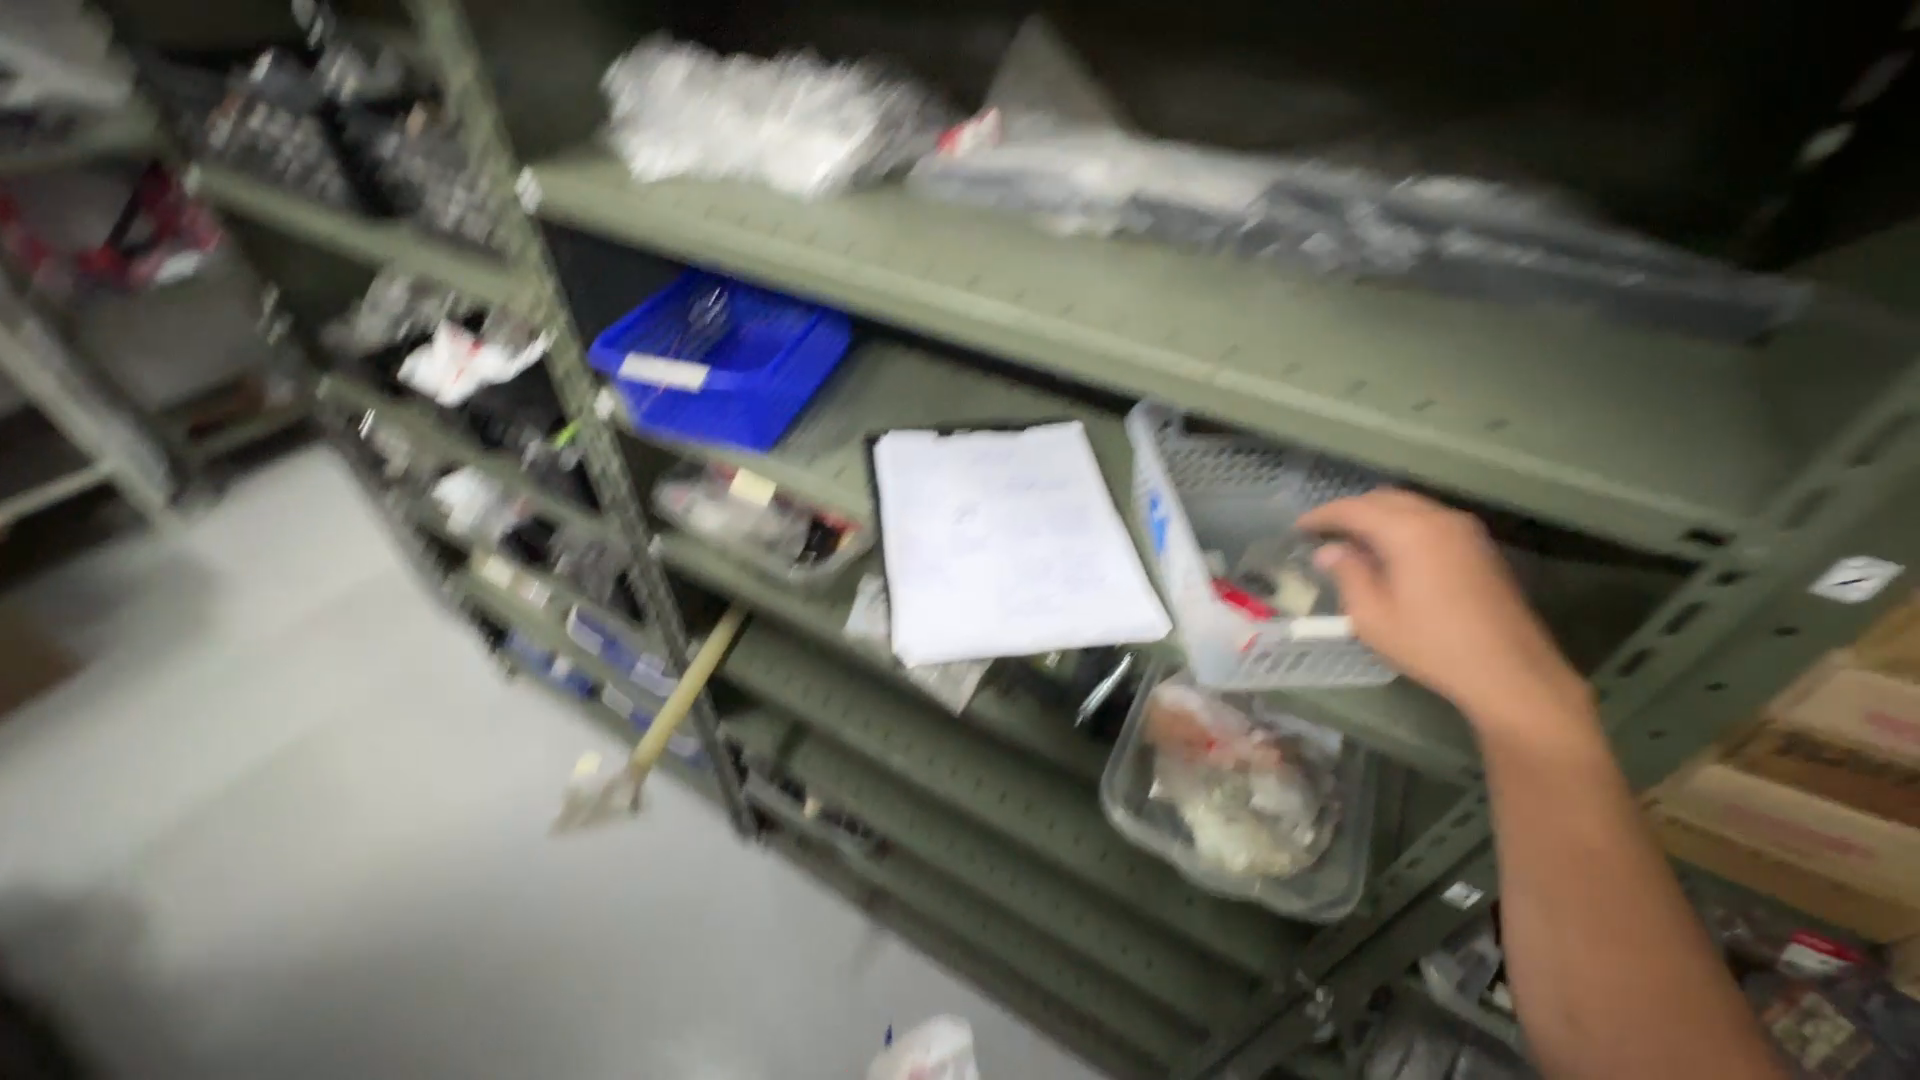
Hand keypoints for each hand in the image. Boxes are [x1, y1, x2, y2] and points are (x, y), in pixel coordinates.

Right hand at [1297, 490, 1589, 727]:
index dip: (1322, 516)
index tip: (1299, 529)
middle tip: (1325, 533)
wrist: (1509, 670)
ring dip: (1378, 517)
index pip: (1354, 509)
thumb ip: (1348, 575)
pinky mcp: (1479, 547)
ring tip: (1354, 543)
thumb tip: (1331, 551)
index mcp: (1409, 531)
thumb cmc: (1431, 644)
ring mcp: (1465, 531)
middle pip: (1384, 499)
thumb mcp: (1372, 617)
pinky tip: (1391, 553)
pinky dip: (1403, 526)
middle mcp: (1439, 519)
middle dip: (1351, 511)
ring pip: (1410, 507)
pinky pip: (1430, 521)